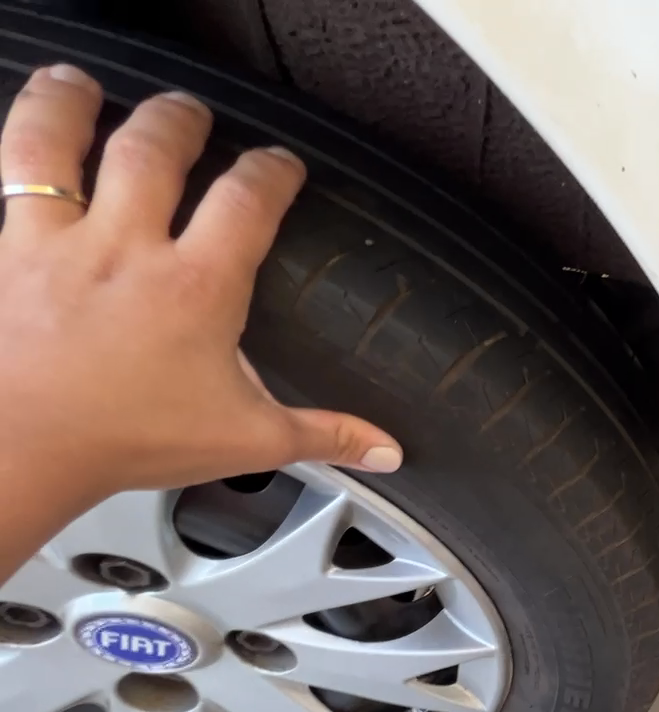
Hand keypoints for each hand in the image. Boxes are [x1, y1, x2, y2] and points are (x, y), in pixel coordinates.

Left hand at [0, 63, 399, 576]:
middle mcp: (122, 250)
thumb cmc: (135, 436)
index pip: (246, 205)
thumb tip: (388, 451)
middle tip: (188, 108)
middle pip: (147, 155)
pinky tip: (13, 148)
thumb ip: (330, 436)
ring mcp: (46, 245)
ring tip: (76, 82)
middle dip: (174, 122)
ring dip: (64, 106)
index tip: (282, 161)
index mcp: (197, 286)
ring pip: (47, 148)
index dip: (269, 173)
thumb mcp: (255, 439)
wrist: (16, 448)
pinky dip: (4, 157)